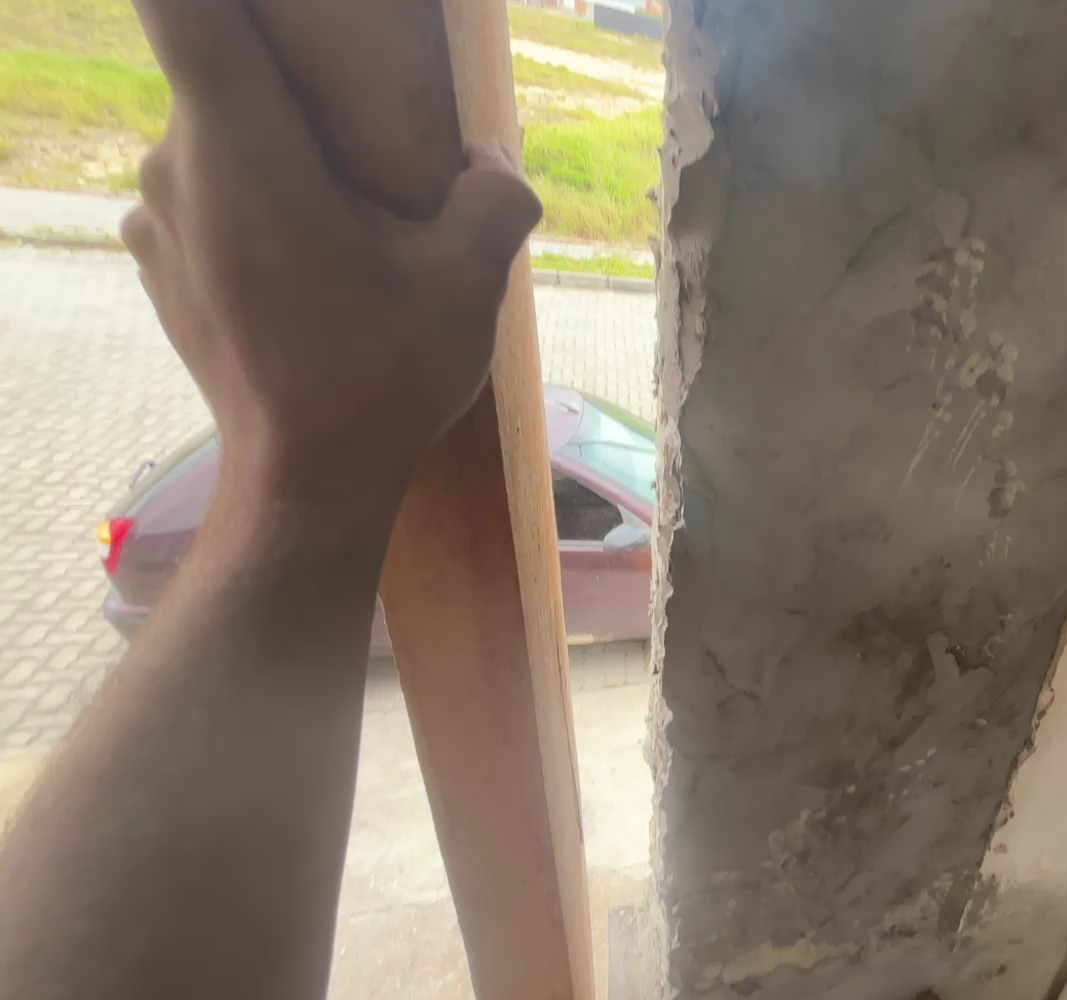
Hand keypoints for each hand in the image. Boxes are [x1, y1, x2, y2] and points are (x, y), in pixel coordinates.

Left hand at [123, 0, 541, 517]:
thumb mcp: (473, 286)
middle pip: (228, 81)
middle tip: (386, 175)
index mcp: (247, 155)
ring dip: (292, 167)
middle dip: (308, 105)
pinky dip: (265, 212)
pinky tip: (320, 281)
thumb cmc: (389, 372)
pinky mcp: (158, 261)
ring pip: (224, 146)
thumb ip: (497, 200)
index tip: (294, 14)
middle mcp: (174, 167)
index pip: (188, 7)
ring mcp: (154, 218)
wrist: (313, 470)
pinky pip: (212, 201)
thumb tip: (493, 157)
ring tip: (361, 244)